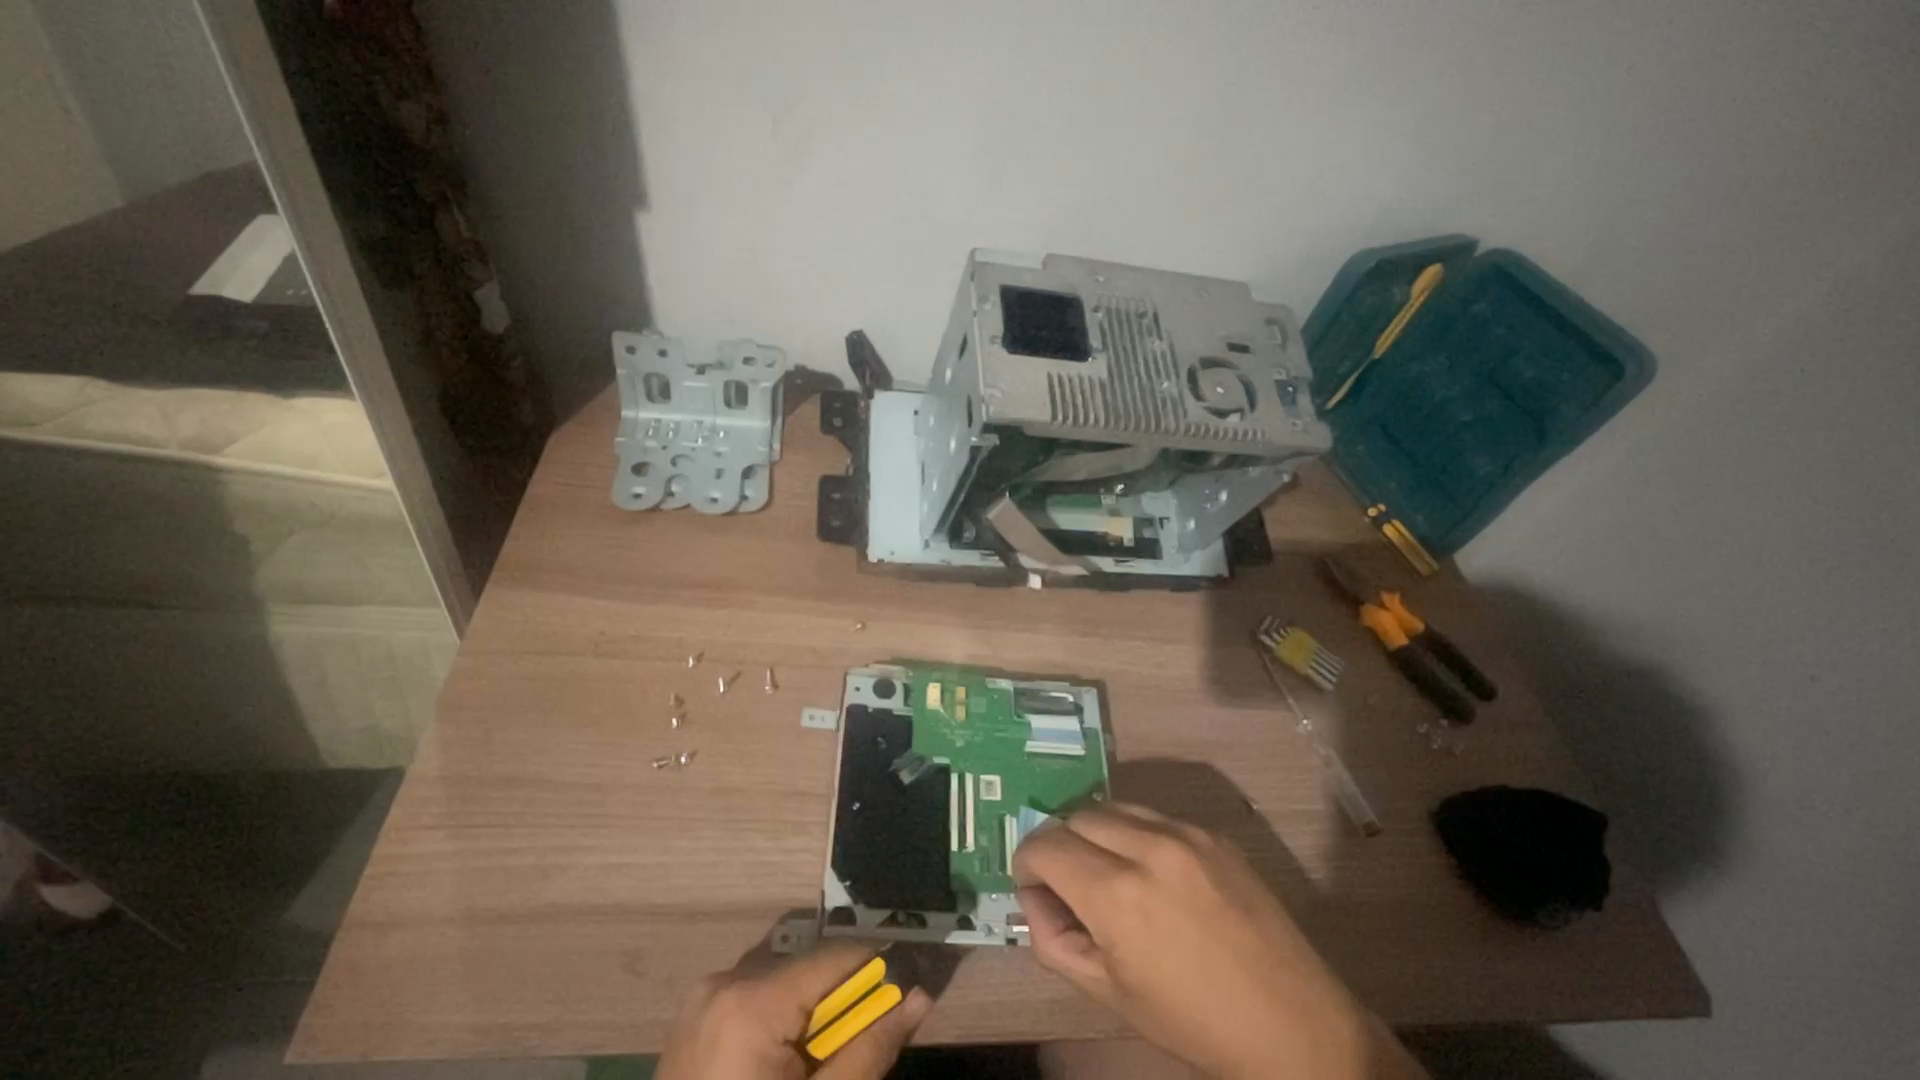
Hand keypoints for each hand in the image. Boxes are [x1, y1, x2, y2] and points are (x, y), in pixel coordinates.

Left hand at [657, 940, 931, 1079]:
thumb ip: (871, 1049)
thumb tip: (919, 998)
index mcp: (754, 1001)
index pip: (838, 956)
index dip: (878, 974)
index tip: (903, 997)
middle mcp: (725, 980)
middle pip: (809, 968)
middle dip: (840, 1002)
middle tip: (849, 1051)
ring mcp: (702, 997)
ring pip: (782, 981)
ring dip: (808, 1011)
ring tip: (811, 1064)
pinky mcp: (692, 1015)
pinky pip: (752, 996)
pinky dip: (777, 1018)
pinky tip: (778, 1066)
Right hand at [1012, 804, 1424, 1079]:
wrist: (1291, 1023)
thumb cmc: (1191, 1019)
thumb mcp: (1106, 992)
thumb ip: (1053, 938)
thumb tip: (1037, 897)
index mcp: (1116, 893)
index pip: (1043, 844)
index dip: (1025, 863)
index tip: (1034, 888)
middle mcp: (1148, 847)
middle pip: (1074, 815)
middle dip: (1058, 844)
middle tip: (1067, 883)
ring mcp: (1187, 834)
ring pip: (1113, 807)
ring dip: (1094, 832)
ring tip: (1107, 873)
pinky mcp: (1216, 834)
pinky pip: (1154, 816)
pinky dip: (1134, 833)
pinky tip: (1151, 872)